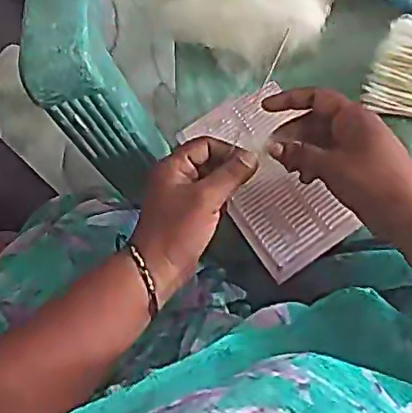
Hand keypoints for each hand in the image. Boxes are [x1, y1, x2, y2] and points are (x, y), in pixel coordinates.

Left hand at [130, 136, 257, 277]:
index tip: (250, 161)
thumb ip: (230, 174)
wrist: (158, 268)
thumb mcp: (207, 198)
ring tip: (248, 187)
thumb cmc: (178, 229)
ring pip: (209, 178)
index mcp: (172, 165)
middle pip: (207, 160)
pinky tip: (236, 204)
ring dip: (227, 181)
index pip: (204, 144)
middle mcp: (175, 175)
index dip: (227, 149)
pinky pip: (208, 196)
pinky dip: (222, 197)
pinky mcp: (187, 211)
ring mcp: (180, 194)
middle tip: (253, 174)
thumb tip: (251, 157)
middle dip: (229, 165)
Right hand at [264, 87, 411, 243]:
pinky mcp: (361, 165)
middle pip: (316, 120)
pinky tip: (306, 178)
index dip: (289, 100)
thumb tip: (274, 147)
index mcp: (352, 116)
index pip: (316, 97)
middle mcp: (356, 126)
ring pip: (322, 140)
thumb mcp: (330, 166)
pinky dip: (315, 163)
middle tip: (272, 149)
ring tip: (289, 168)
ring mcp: (360, 146)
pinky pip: (331, 156)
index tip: (266, 108)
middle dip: (292, 133)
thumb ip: (300, 154)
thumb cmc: (372, 181)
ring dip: (302, 151)